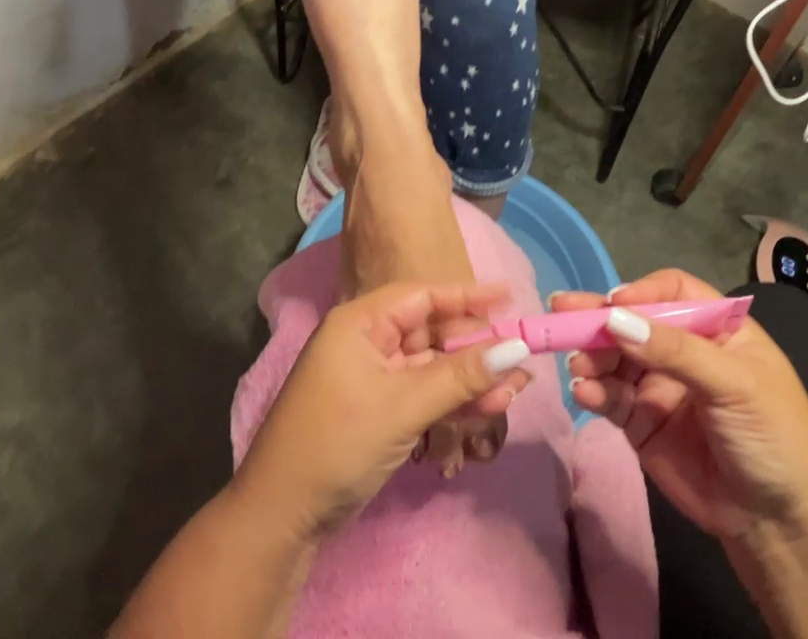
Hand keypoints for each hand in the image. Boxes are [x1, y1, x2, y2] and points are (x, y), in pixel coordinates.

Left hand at [340, 140, 515, 475]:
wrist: (284, 511)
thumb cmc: (339, 441)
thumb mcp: (404, 405)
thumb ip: (462, 376)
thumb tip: (517, 347)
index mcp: (360, 323)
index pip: (422, 295)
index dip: (468, 295)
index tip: (512, 297)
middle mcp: (366, 342)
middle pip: (432, 332)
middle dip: (478, 348)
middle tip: (523, 360)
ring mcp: (372, 377)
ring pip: (433, 367)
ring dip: (472, 379)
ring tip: (516, 392)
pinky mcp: (378, 409)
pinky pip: (424, 393)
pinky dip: (453, 400)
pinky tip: (488, 410)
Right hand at [557, 271, 807, 540]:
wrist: (779, 524)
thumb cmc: (775, 438)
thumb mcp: (735, 386)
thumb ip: (675, 351)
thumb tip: (615, 318)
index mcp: (719, 331)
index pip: (674, 292)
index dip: (642, 292)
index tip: (613, 305)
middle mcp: (685, 352)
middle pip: (633, 322)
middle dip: (598, 318)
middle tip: (560, 311)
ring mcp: (660, 387)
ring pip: (614, 358)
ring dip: (591, 356)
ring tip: (577, 366)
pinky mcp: (641, 423)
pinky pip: (609, 397)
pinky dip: (593, 391)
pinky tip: (585, 393)